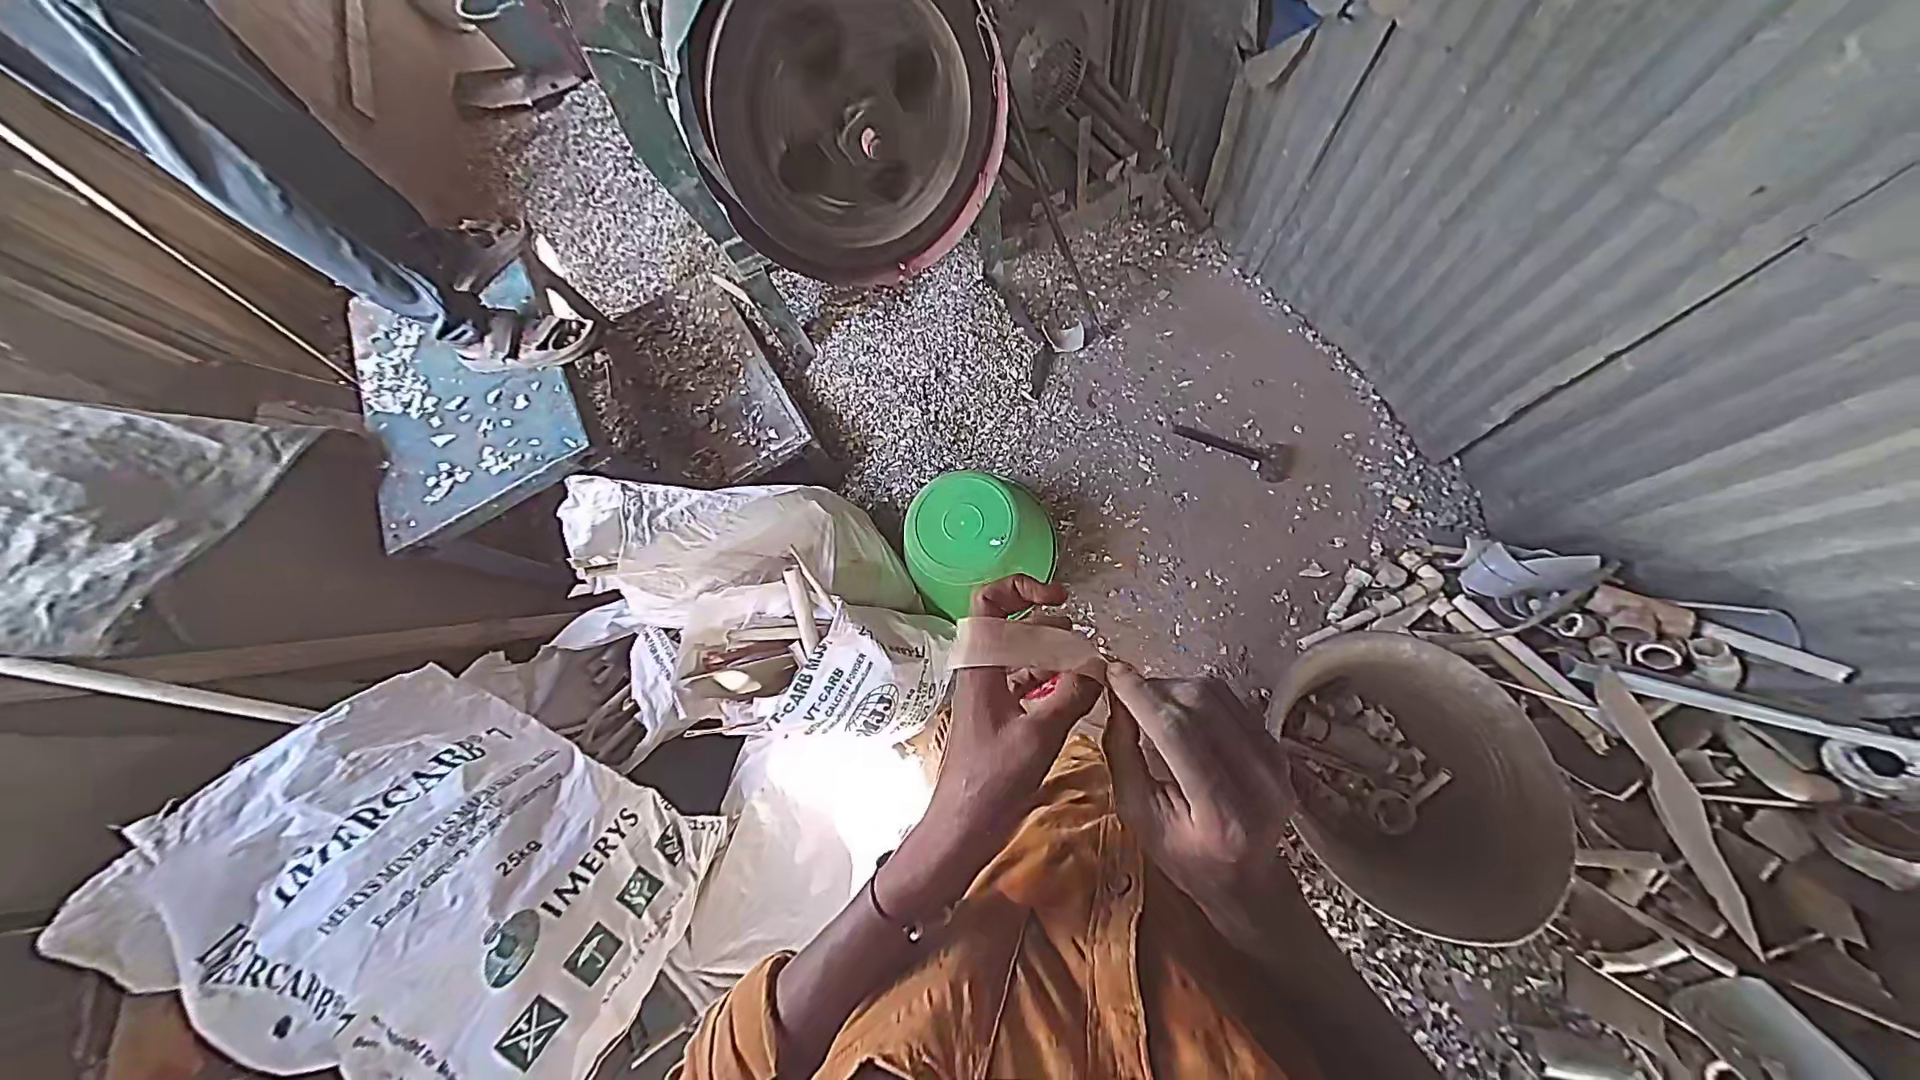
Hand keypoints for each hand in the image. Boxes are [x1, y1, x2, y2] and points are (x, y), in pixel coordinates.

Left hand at [879, 575, 1103, 918]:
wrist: (963, 825)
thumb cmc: (993, 780)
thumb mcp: (1039, 734)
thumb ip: (1071, 694)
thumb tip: (1098, 666)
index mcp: (980, 664)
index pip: (988, 601)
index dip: (1021, 587)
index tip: (1058, 597)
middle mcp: (982, 670)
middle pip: (1013, 625)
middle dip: (1050, 624)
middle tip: (1083, 635)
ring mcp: (989, 692)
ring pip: (1022, 654)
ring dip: (1054, 652)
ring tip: (1087, 661)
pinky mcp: (999, 713)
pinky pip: (1027, 682)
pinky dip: (1051, 678)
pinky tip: (1077, 688)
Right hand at [1102, 664, 1298, 942]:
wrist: (1247, 879)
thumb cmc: (1185, 855)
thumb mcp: (1138, 813)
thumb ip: (1123, 752)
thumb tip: (1116, 697)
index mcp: (1221, 814)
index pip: (1177, 732)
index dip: (1141, 695)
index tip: (1113, 672)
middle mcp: (1258, 785)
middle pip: (1199, 705)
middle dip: (1155, 689)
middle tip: (1127, 691)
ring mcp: (1276, 765)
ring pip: (1216, 695)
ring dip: (1174, 687)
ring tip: (1151, 704)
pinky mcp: (1279, 749)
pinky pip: (1231, 700)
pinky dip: (1196, 695)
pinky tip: (1179, 712)